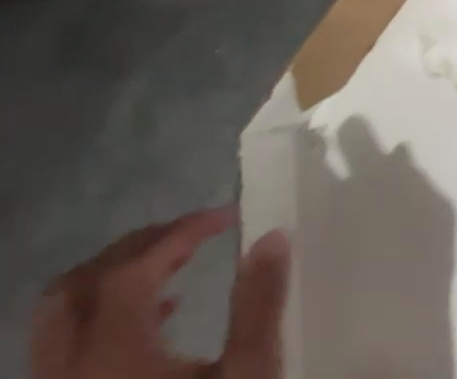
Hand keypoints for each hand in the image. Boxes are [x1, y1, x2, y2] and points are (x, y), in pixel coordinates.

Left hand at [30, 208, 290, 378]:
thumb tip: (272, 237)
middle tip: (193, 232)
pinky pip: (64, 344)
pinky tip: (159, 312)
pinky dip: (105, 310)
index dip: (178, 234)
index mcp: (114, 355)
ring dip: (113, 276)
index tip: (228, 217)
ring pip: (58, 315)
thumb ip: (259, 304)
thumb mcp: (250, 370)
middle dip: (136, 247)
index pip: (132, 271)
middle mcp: (69, 369)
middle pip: (76, 287)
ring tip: (174, 264)